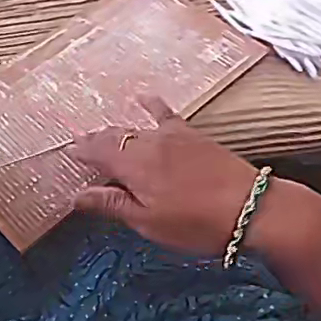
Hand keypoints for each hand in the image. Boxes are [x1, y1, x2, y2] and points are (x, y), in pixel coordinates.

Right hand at [70, 97, 263, 255]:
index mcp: (132, 165)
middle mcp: (148, 143)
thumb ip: (111, 204)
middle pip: (113, 137)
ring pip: (134, 127)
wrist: (252, 208)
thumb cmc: (195, 223)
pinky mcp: (192, 135)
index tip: (68, 153)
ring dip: (115, 131)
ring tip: (102, 134)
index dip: (80, 152)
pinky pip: (165, 114)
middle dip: (94, 141)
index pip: (96, 151)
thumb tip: (77, 196)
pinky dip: (151, 105)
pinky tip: (143, 97)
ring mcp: (172, 136)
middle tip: (80, 145)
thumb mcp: (147, 222)